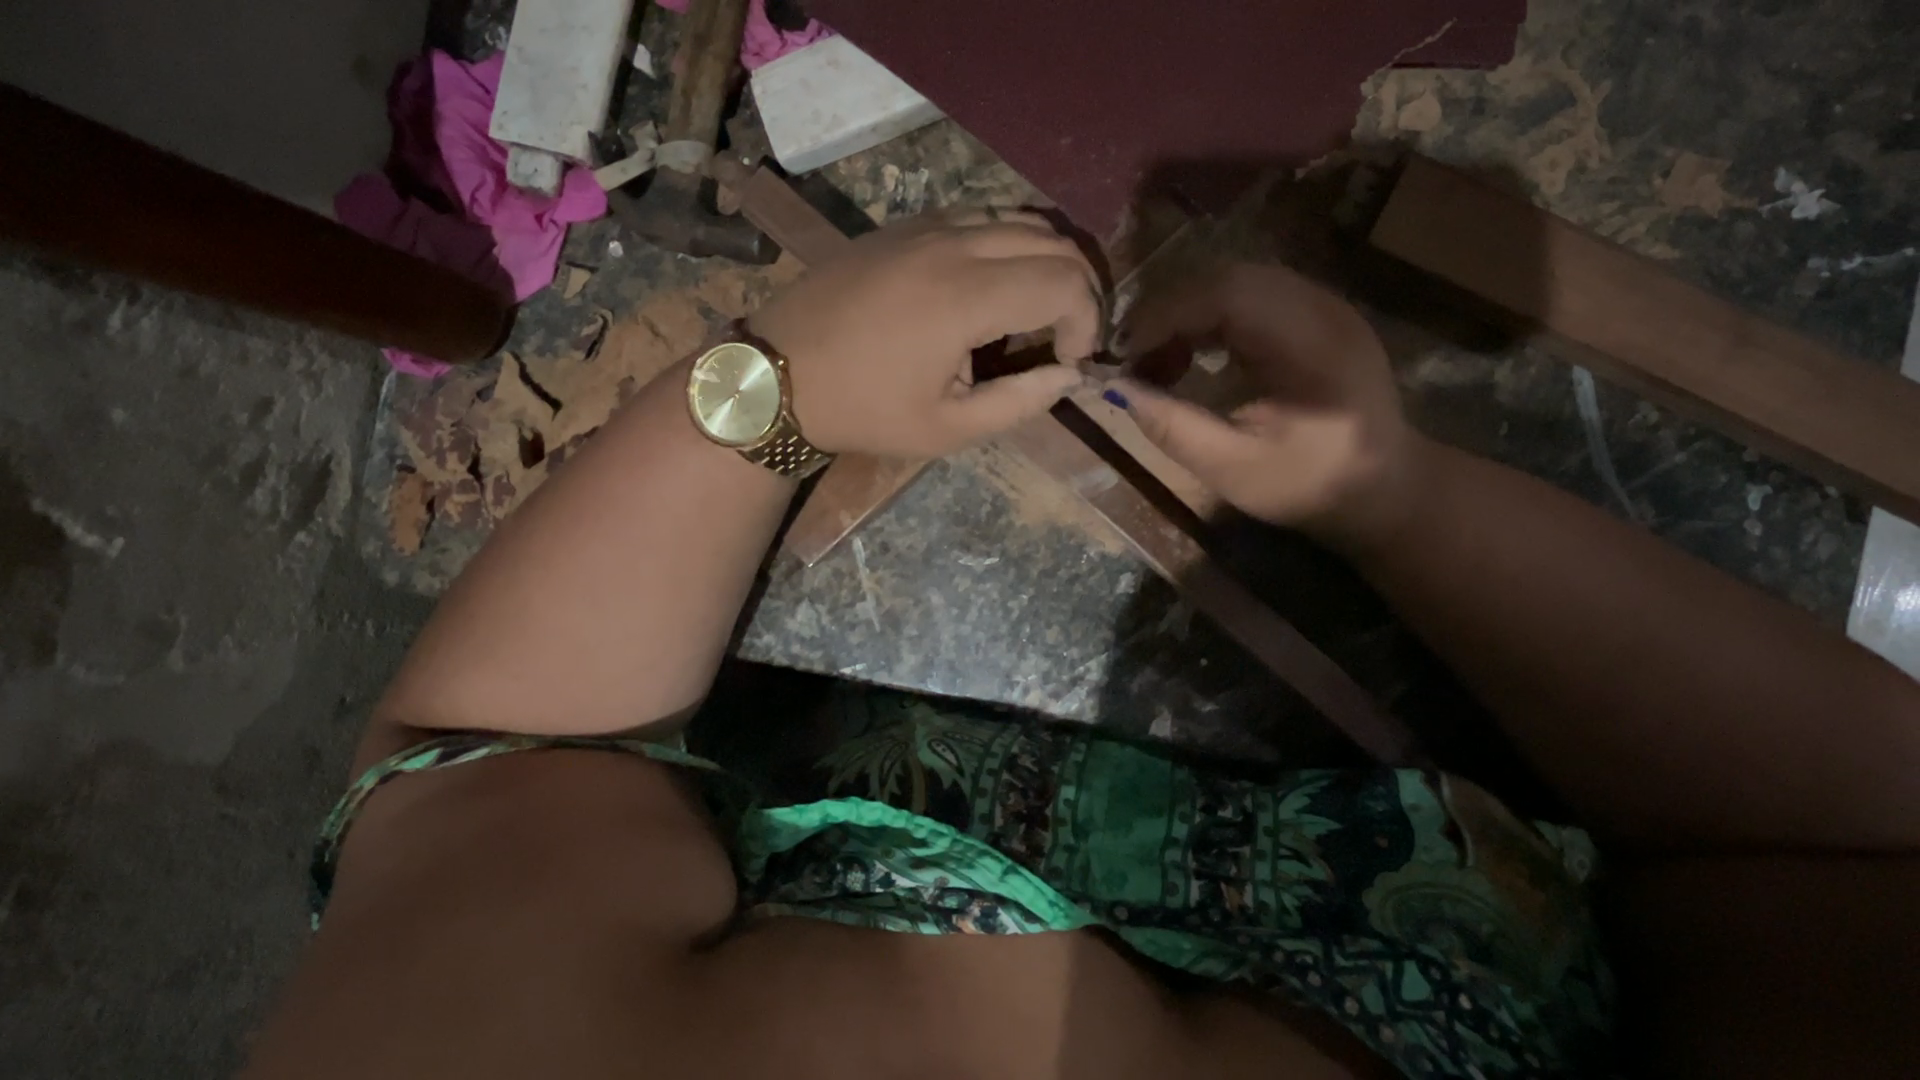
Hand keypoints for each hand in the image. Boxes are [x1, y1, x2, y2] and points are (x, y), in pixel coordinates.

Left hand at [749, 210, 1102, 457]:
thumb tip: (1070, 375)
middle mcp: (952, 244)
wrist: (777, 374)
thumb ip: (1020, 402)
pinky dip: (1009, 242)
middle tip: (1069, 335)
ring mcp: (925, 225)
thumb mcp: (946, 428)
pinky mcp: (904, 223)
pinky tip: (995, 284)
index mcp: (965, 296)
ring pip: (1019, 216)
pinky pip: (979, 214)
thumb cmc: (862, 410)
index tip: (1071, 361)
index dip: (1087, 321)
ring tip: (1042, 308)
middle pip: (1053, 238)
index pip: (1065, 281)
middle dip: (1079, 287)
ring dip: (1047, 258)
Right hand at [1110, 263, 1426, 547]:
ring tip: (1158, 361)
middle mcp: (1320, 307)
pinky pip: (1250, 295)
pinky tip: (1193, 354)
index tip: (1122, 354)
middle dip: (1168, 312)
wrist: (1383, 488)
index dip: (1163, 314)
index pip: (1224, 293)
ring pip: (1235, 281)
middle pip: (1226, 277)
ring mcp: (1322, 305)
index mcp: (1309, 343)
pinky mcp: (1315, 315)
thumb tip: (1115, 388)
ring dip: (1186, 313)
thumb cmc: (1309, 486)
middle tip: (1133, 360)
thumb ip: (1172, 426)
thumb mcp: (1232, 469)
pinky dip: (1210, 318)